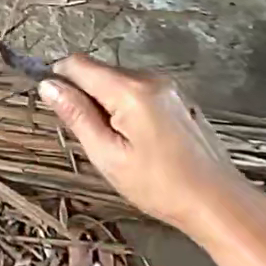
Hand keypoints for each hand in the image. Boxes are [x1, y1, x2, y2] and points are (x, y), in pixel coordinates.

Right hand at [40, 54, 250, 232]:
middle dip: (86, 97)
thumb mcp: (108, 156)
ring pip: (118, 81)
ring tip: (121, 144)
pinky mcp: (177, 96)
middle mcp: (149, 77)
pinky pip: (138, 90)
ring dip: (107, 103)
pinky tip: (141, 141)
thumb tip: (47, 85)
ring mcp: (166, 85)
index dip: (59, 79)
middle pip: (98, 71)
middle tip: (95, 139)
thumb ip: (76, 115)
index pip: (77, 64)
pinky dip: (128, 107)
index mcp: (129, 90)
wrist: (218, 202)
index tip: (57, 107)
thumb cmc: (160, 186)